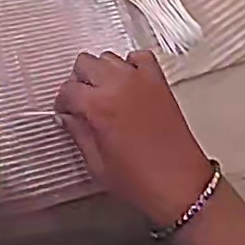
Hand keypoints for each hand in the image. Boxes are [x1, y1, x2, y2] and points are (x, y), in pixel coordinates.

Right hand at [54, 50, 213, 226]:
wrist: (182, 187)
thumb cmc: (144, 181)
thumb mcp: (97, 165)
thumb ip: (78, 134)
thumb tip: (70, 118)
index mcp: (98, 106)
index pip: (67, 89)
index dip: (62, 101)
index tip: (66, 109)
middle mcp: (117, 86)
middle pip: (84, 63)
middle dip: (79, 81)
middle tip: (82, 99)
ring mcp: (139, 80)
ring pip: (108, 57)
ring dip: (102, 72)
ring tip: (105, 91)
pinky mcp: (159, 82)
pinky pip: (140, 57)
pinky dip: (131, 64)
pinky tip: (129, 81)